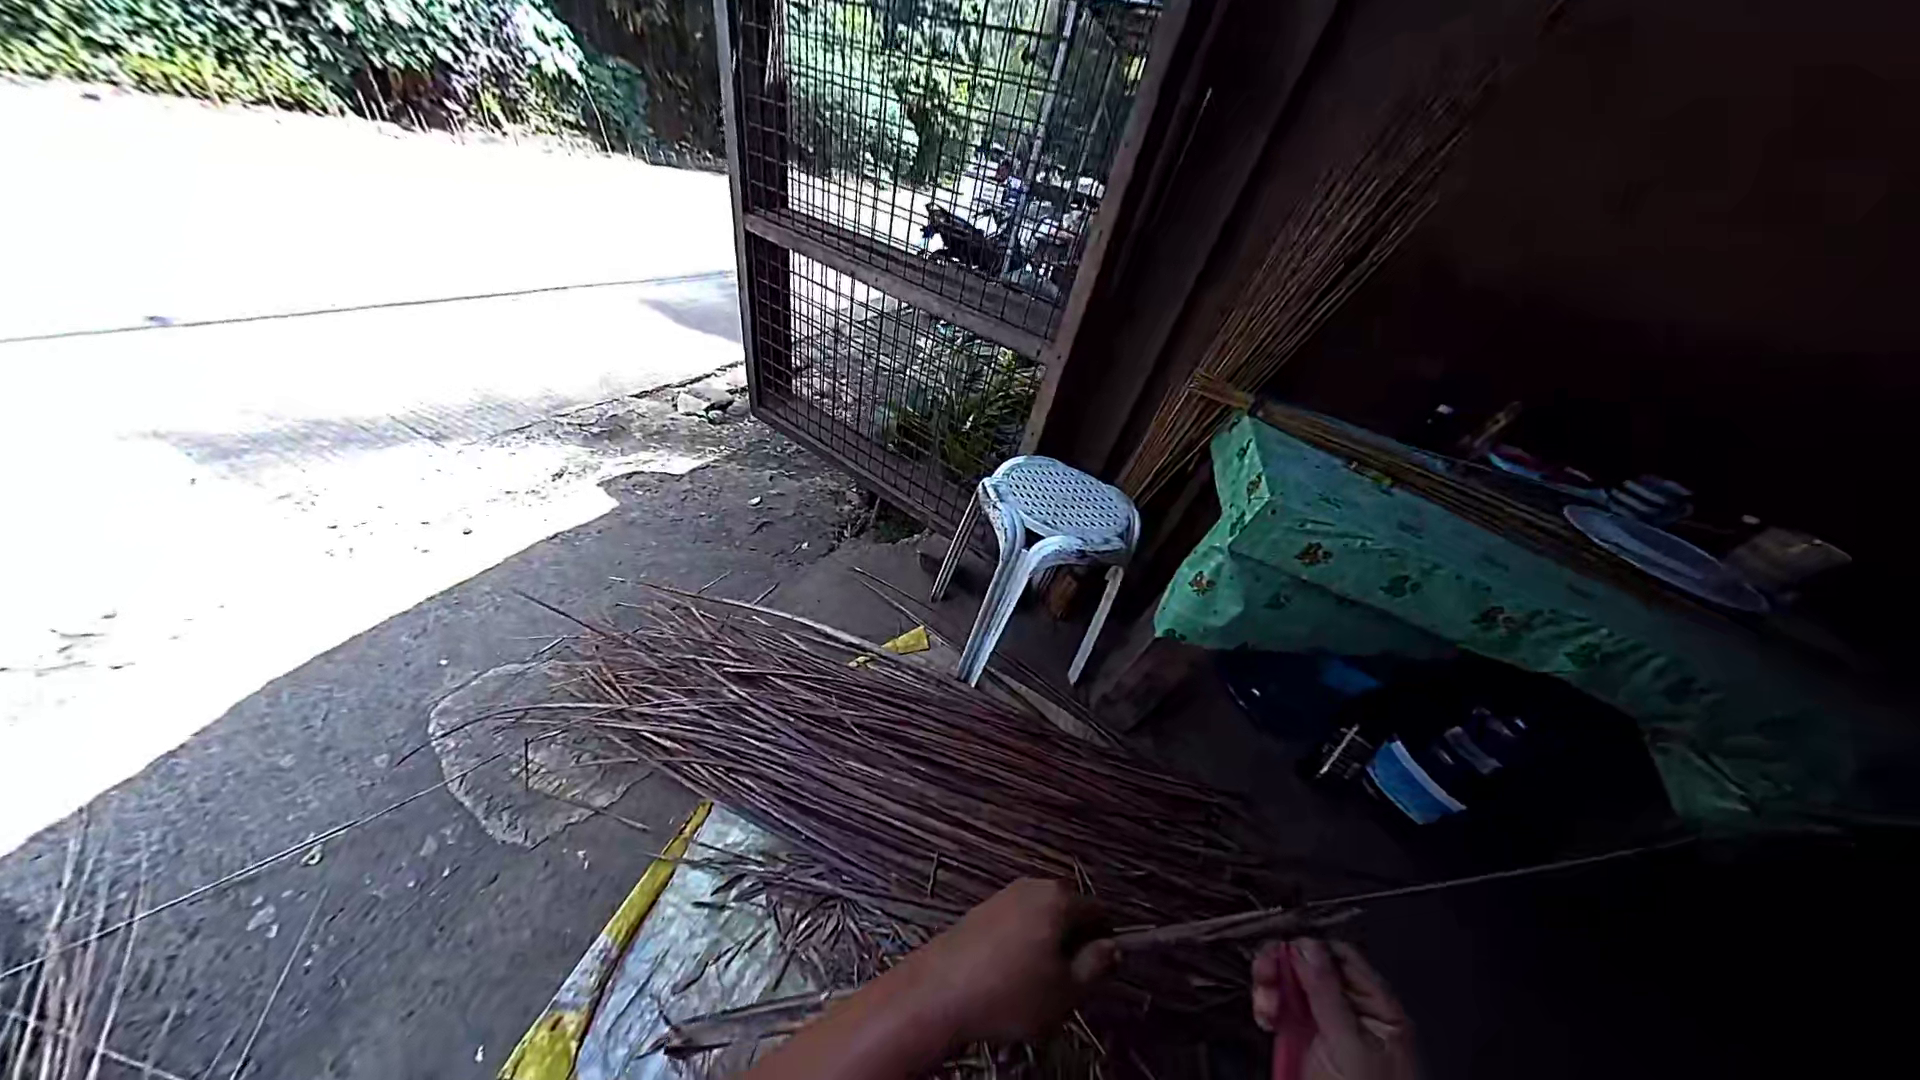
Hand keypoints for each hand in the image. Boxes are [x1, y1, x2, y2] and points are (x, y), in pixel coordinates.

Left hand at [897, 878, 1118, 1042]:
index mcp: (1058, 898)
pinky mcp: (982, 910)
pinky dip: (1021, 945)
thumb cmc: (1011, 992)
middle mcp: (1032, 886)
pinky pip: (1016, 924)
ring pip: (1041, 918)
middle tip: (1068, 982)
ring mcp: (1004, 895)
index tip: (1098, 971)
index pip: (1098, 910)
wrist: (941, 990)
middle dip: (1073, 942)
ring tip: (1037, 986)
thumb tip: (1112, 947)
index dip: (1105, 940)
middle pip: (1068, 910)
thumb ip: (1097, 966)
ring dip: (1046, 945)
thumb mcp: (1067, 991)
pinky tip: (1009, 979)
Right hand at [1252, 938, 1417, 1079]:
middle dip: (1282, 966)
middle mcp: (1350, 1012)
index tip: (1289, 955)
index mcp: (1377, 1010)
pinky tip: (1266, 1018)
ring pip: (1288, 981)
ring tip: (1266, 1005)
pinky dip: (1266, 1004)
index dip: (1312, 949)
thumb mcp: (1349, 1046)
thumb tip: (1308, 946)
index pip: (1341, 956)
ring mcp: (1324, 1025)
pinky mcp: (1301, 1038)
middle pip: (1309, 963)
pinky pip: (1278, 1004)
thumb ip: (1327, 993)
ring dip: (1269, 985)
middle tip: (1267, 976)